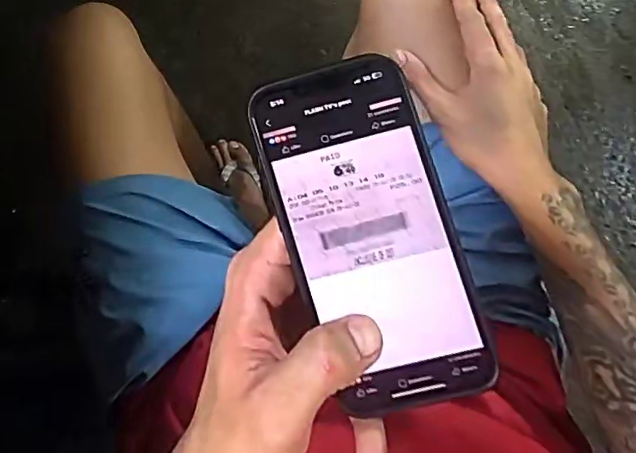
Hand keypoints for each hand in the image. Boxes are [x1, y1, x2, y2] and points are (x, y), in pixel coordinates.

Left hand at [179, 225, 385, 452]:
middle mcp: (263, 303)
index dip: (308, 218)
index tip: (351, 206)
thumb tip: (368, 326)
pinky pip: (333, 338)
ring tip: (399, 290)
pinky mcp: (299, 358)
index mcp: (247, 296)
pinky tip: (387, 370)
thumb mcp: (280, 401)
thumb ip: (321, 361)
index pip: (277, 238)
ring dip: (355, 300)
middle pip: (306, 263)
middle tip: (389, 245)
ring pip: (323, 298)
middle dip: (342, 255)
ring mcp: (282, 330)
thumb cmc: (237, 439)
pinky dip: (357, 348)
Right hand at [394, 0, 554, 202]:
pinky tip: (503, 57)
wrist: (523, 174)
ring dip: (500, 25)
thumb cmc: (481, 142)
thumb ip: (422, 79)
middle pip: (499, 28)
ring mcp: (526, 82)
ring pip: (512, 44)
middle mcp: (511, 68)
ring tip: (491, 16)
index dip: (462, 2)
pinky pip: (519, 62)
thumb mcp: (444, 110)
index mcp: (489, 66)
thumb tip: (402, 54)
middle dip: (488, 6)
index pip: (473, 24)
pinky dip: (508, 48)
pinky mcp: (532, 97)